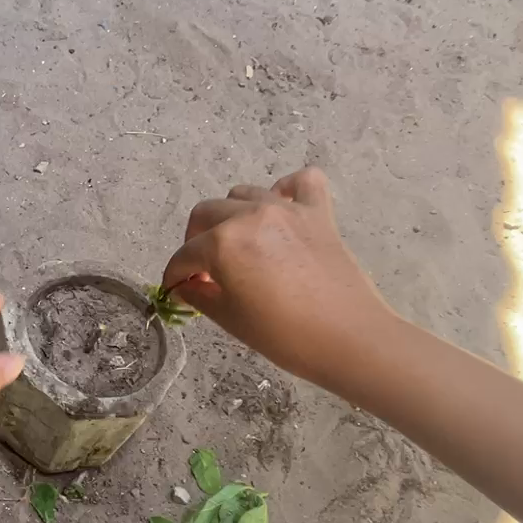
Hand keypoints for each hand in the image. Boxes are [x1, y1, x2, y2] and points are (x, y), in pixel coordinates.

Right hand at [162, 168, 398, 392]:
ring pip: (242, 194)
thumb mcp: (229, 319)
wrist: (348, 339)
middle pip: (206, 214)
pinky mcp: (318, 212)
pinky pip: (299, 182)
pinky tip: (280, 211)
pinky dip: (285, 190)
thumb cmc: (283, 336)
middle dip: (195, 242)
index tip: (175, 290)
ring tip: (237, 244)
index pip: (185, 255)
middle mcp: (250, 215)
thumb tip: (184, 287)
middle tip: (202, 270)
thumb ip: (199, 295)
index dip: (174, 275)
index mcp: (223, 244)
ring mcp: (287, 209)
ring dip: (230, 217)